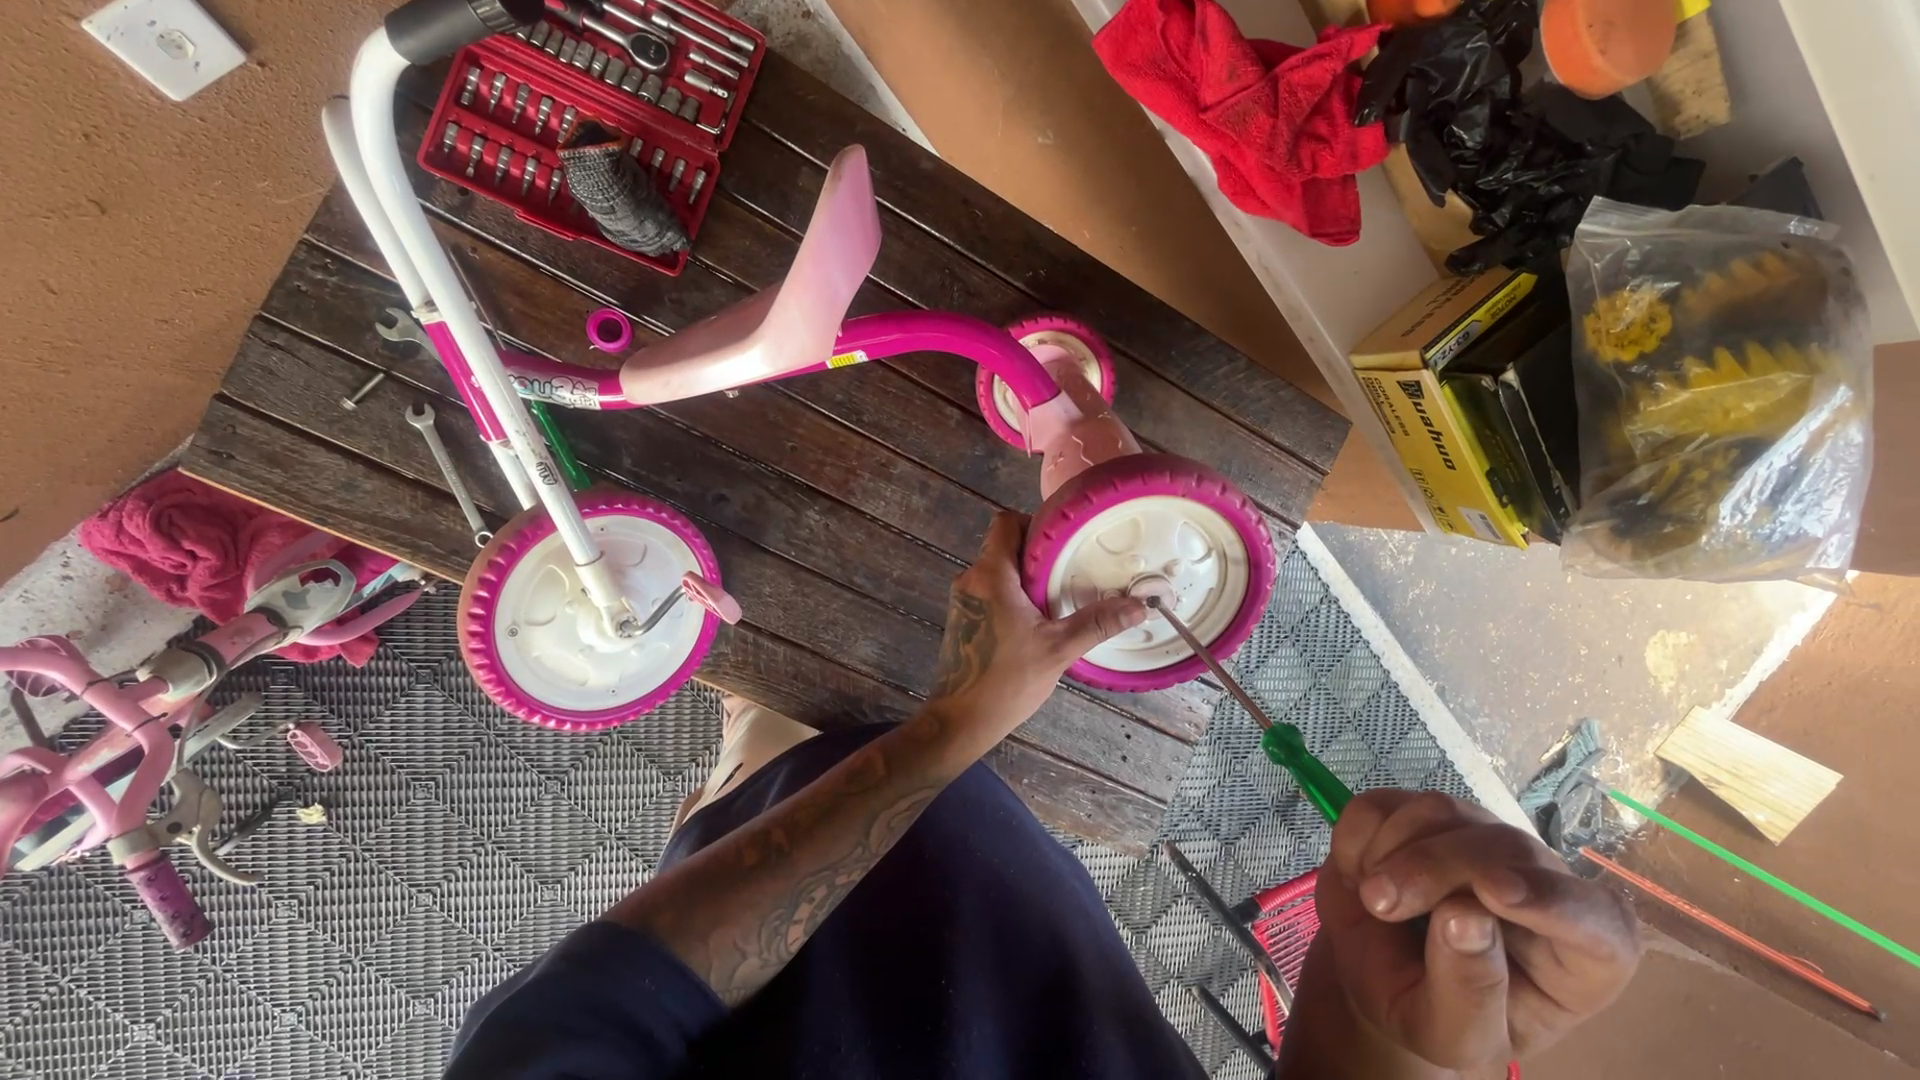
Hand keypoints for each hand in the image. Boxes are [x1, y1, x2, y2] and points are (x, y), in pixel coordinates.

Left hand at [926, 511, 1145, 740]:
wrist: (961, 719)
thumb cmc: (1006, 681)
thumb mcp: (1059, 649)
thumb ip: (1098, 623)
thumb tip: (1139, 607)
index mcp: (991, 575)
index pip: (1006, 522)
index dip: (1035, 522)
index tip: (1064, 540)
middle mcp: (971, 579)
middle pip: (1004, 545)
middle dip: (1038, 552)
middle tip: (1073, 566)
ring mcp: (964, 600)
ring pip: (998, 569)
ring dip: (1027, 576)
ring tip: (1060, 592)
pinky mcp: (964, 618)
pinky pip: (991, 590)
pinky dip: (1014, 594)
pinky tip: (1039, 616)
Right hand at [1315, 791, 1640, 1070]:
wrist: (1370, 976)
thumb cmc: (1426, 1014)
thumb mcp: (1448, 1035)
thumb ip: (1468, 992)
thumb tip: (1465, 917)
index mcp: (1573, 955)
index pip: (1597, 920)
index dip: (1555, 900)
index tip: (1495, 892)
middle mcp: (1535, 882)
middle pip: (1503, 847)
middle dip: (1432, 868)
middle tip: (1380, 903)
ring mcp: (1474, 837)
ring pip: (1442, 812)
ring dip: (1391, 850)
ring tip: (1371, 899)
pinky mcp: (1416, 814)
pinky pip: (1386, 804)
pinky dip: (1358, 836)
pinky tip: (1360, 873)